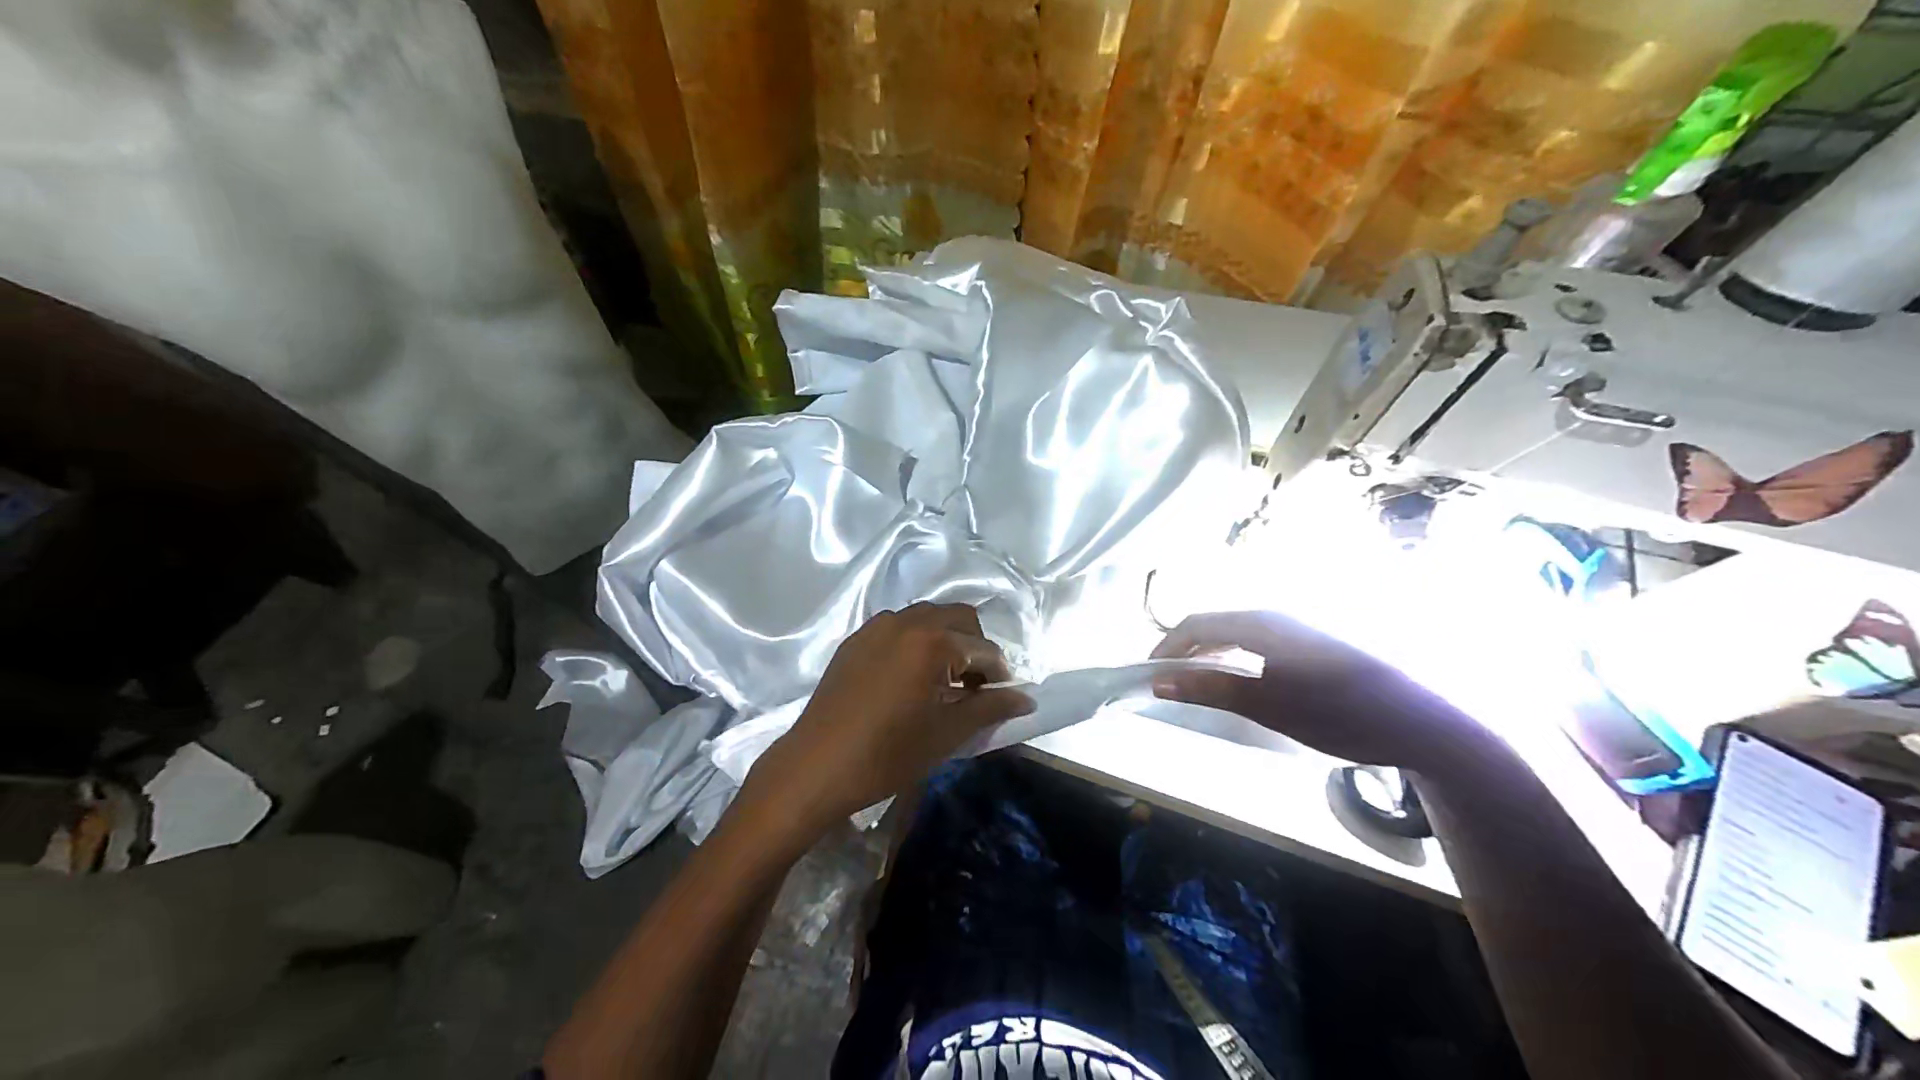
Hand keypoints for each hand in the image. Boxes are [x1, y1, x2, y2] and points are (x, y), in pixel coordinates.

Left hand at [743, 602, 1034, 843]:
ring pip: (927, 618)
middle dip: (976, 646)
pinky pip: (898, 628)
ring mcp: (875, 628)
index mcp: (932, 641)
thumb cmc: (888, 754)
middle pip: (958, 618)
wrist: (816, 767)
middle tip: (975, 687)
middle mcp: (905, 622)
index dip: (1000, 675)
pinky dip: (916, 643)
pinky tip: (910, 680)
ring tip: (943, 682)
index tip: (1002, 699)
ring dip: (946, 641)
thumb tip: (1026, 699)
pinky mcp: (855, 640)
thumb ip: (990, 709)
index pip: (984, 649)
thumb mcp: (947, 733)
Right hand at [1151, 610, 1492, 779]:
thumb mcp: (1266, 706)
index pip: (1195, 625)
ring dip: (1209, 658)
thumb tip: (1157, 681)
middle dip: (1184, 652)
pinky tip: (1240, 686)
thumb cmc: (1336, 712)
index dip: (1166, 648)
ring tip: (1197, 689)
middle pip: (1214, 626)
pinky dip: (1234, 661)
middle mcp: (1274, 618)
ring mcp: (1295, 631)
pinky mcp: (1311, 647)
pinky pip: (1256, 645)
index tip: (1147, 677)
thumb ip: (1210, 690)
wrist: (1418, 723)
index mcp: (1260, 624)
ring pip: (1235, 636)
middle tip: (1168, 685)